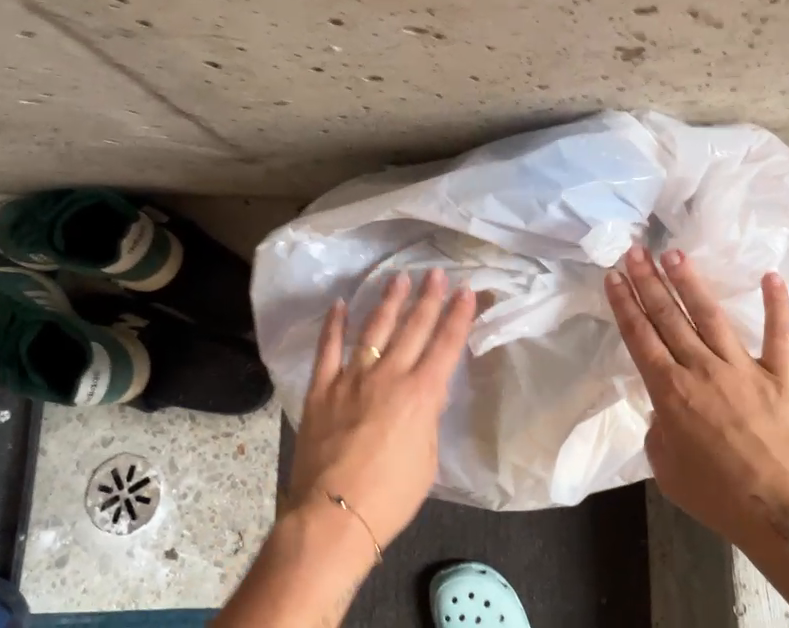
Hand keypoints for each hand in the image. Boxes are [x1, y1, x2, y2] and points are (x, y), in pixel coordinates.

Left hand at [287, 269, 476, 547]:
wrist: (334, 515)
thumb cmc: (391, 496)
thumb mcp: (427, 459)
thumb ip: (428, 419)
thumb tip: (428, 393)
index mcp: (421, 394)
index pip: (446, 345)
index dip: (458, 316)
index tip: (466, 290)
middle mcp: (389, 376)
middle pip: (413, 328)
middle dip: (428, 298)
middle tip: (436, 273)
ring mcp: (351, 379)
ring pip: (374, 329)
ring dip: (388, 301)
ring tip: (398, 279)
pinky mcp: (321, 389)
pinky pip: (328, 348)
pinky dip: (334, 324)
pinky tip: (341, 304)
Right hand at [605, 247, 788, 546]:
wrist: (782, 516)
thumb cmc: (718, 498)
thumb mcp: (666, 468)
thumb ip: (658, 430)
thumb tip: (664, 410)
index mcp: (670, 392)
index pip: (640, 337)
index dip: (625, 304)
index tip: (614, 275)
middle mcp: (702, 370)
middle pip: (668, 317)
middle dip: (649, 281)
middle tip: (636, 250)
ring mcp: (743, 369)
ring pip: (711, 316)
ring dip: (690, 283)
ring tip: (674, 253)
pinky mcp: (781, 377)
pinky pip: (780, 335)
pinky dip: (776, 305)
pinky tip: (770, 276)